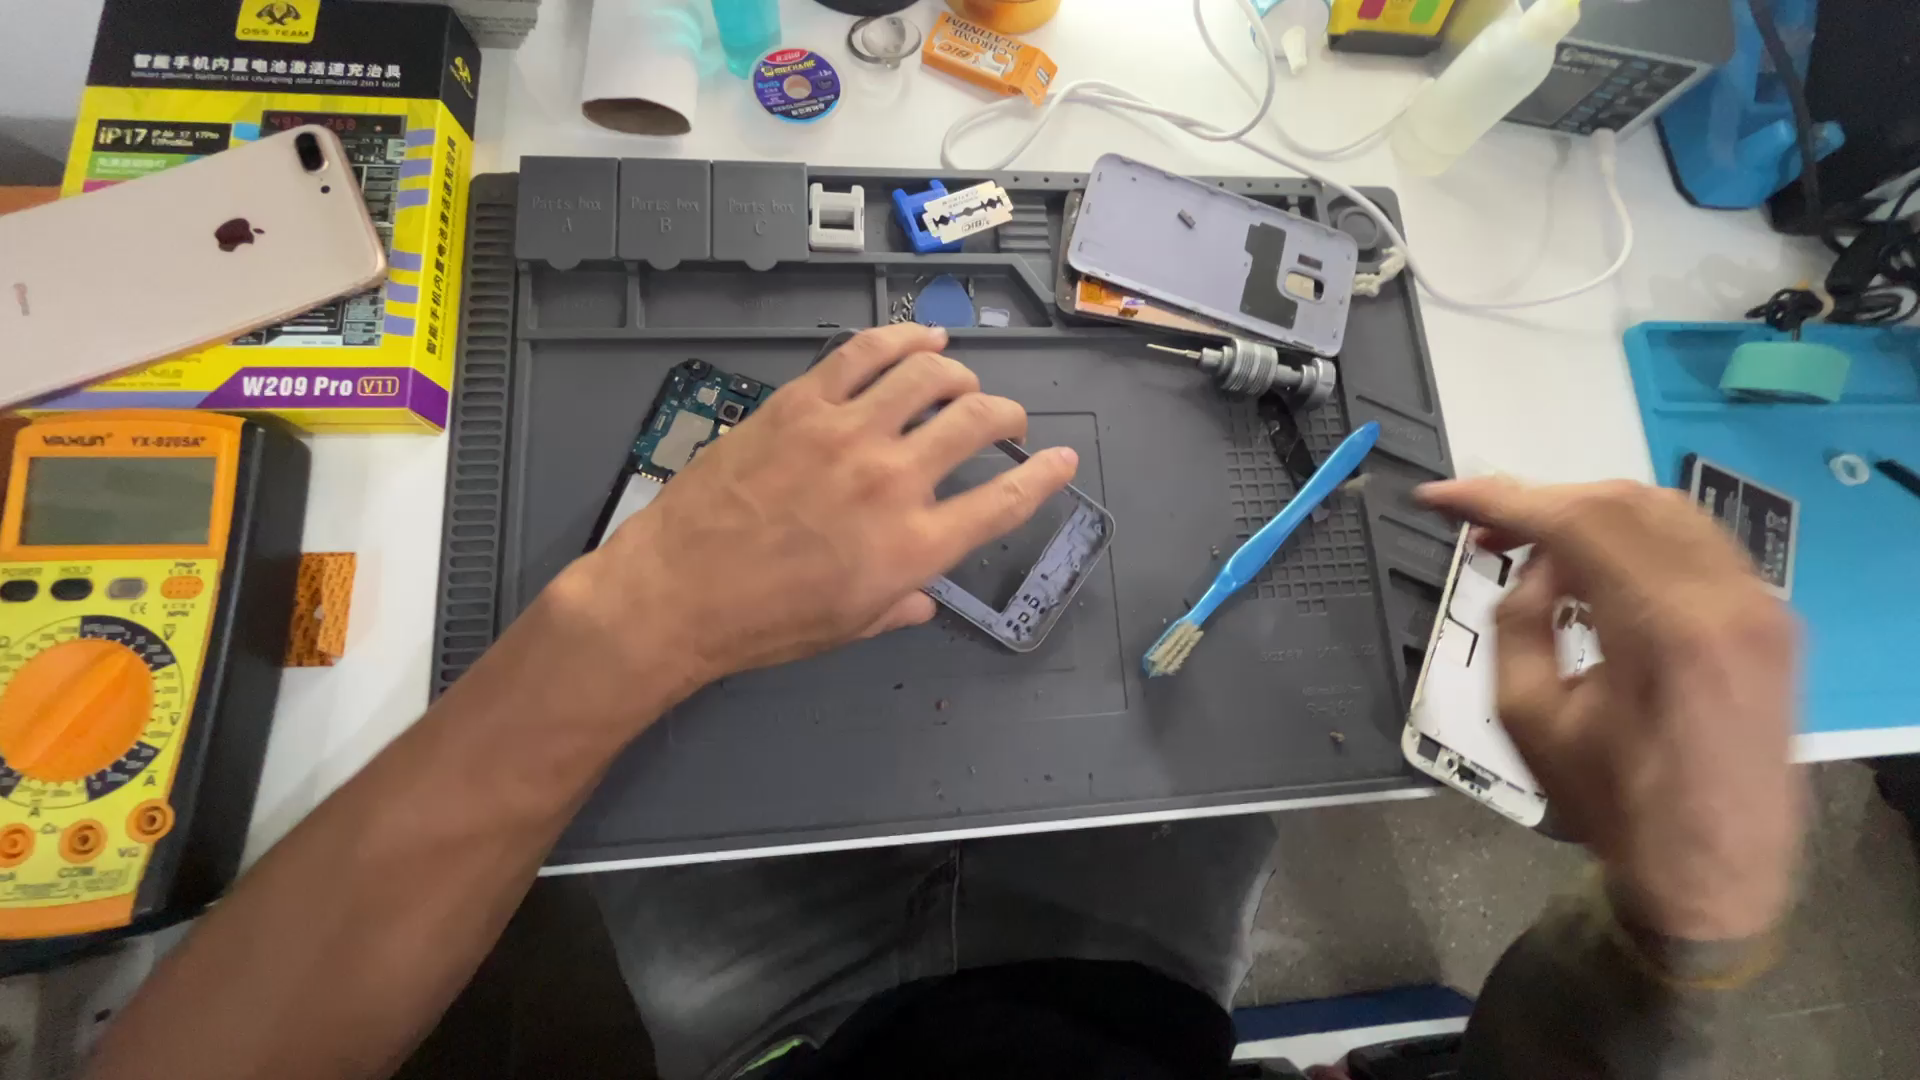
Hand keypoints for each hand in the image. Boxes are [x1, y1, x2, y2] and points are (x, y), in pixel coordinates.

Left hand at [545, 324, 1077, 703]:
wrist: (677, 593)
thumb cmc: (764, 622)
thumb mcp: (851, 626)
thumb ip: (903, 603)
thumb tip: (925, 596)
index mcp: (913, 547)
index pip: (1003, 502)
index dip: (1043, 477)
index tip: (1059, 461)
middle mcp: (892, 481)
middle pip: (977, 423)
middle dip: (1008, 416)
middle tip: (1008, 422)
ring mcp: (846, 433)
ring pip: (929, 376)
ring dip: (961, 375)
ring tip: (964, 383)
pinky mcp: (801, 403)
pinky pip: (864, 353)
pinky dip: (903, 339)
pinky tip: (922, 340)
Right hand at [1418, 477, 1803, 942]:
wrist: (1714, 867)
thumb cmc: (1607, 799)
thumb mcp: (1528, 713)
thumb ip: (1520, 621)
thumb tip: (1530, 568)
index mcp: (1664, 628)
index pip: (1574, 522)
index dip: (1496, 498)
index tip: (1438, 497)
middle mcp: (1727, 599)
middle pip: (1620, 501)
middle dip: (1535, 500)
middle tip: (1476, 529)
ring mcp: (1758, 605)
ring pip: (1659, 510)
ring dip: (1580, 512)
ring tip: (1522, 542)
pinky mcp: (1766, 617)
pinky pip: (1688, 540)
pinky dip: (1624, 533)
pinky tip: (1584, 562)